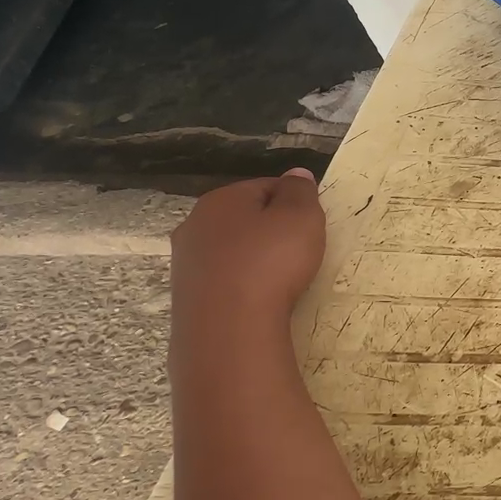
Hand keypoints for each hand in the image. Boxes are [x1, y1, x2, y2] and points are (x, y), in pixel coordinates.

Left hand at [170, 169, 326, 327]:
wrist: (229, 324)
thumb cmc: (271, 262)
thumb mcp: (301, 218)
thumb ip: (300, 192)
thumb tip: (295, 174)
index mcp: (221, 200)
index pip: (266, 185)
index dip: (295, 200)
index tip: (314, 221)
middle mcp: (194, 223)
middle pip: (246, 216)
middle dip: (273, 227)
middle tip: (302, 245)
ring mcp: (186, 260)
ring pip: (233, 246)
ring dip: (258, 254)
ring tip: (284, 273)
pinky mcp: (188, 292)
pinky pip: (225, 274)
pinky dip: (245, 278)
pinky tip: (262, 292)